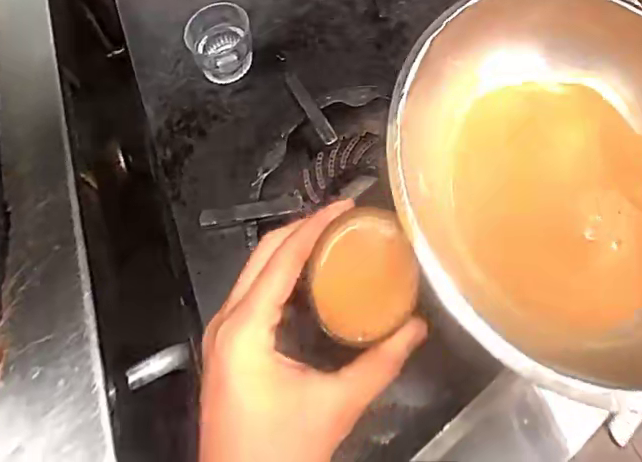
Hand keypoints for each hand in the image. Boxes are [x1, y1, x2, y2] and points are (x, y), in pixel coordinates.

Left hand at [200, 201, 426, 461]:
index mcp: (245, 328)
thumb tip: (418, 326)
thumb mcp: (337, 405)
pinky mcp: (228, 349)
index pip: (282, 256)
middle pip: (264, 252)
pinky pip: (256, 289)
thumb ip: (381, 362)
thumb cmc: (280, 453)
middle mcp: (226, 323)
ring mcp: (222, 336)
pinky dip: (284, 269)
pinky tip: (315, 273)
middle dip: (305, 226)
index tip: (349, 205)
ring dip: (293, 244)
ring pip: (256, 268)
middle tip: (346, 216)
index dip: (317, 223)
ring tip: (335, 235)